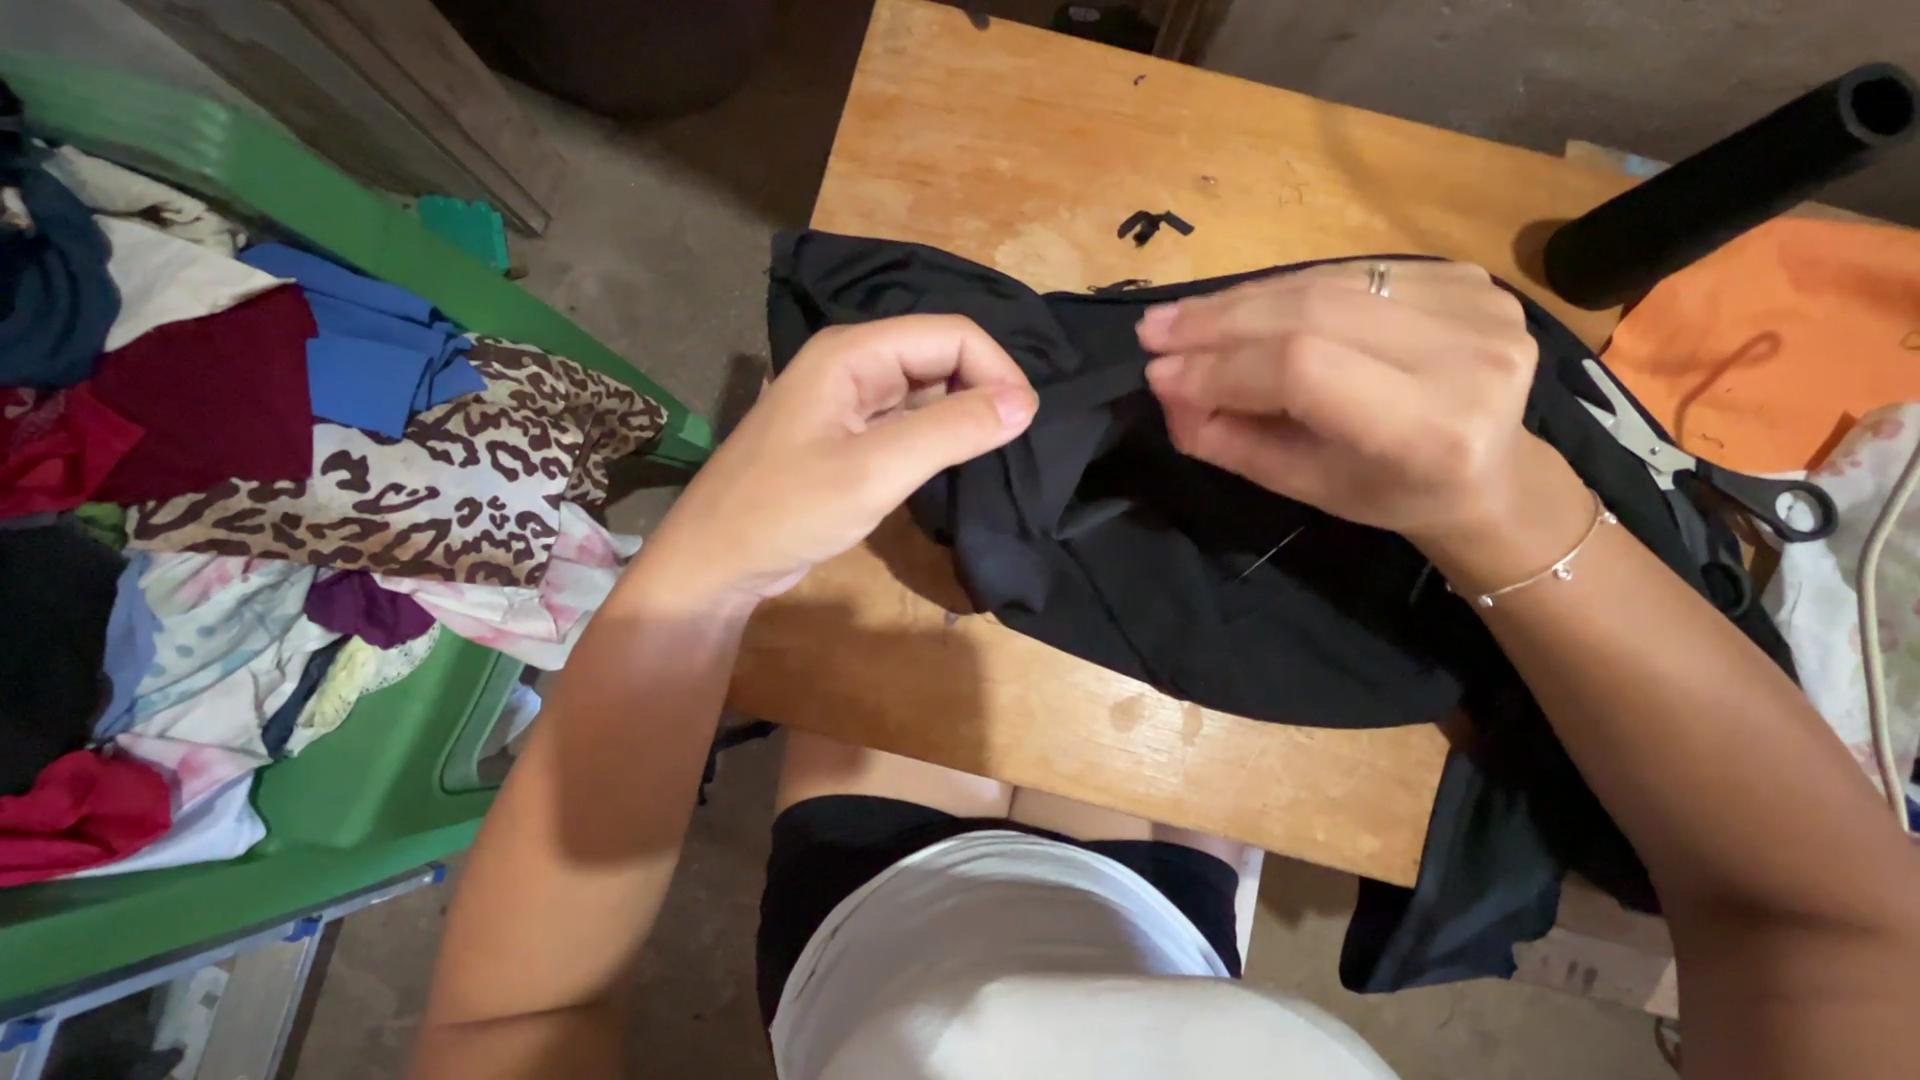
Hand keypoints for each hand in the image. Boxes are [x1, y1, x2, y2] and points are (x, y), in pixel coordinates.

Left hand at [638, 315, 1037, 604]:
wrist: (716, 562)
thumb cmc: (787, 510)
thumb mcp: (874, 471)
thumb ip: (950, 431)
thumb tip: (1025, 403)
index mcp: (852, 352)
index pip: (951, 334)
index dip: (996, 370)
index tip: (1023, 423)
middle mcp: (851, 364)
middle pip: (940, 355)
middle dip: (983, 388)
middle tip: (1013, 442)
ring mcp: (847, 402)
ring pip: (926, 389)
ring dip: (963, 413)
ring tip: (993, 453)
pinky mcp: (846, 437)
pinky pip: (907, 420)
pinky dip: (938, 436)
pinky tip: (955, 463)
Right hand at [1138, 260, 1581, 554]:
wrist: (1488, 469)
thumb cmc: (1389, 492)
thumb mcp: (1305, 485)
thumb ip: (1232, 440)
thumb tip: (1166, 387)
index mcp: (1434, 430)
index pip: (1305, 369)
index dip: (1223, 366)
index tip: (1158, 374)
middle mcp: (1468, 357)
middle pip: (1313, 312)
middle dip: (1220, 322)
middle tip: (1153, 331)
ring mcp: (1477, 305)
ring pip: (1325, 284)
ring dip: (1241, 300)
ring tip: (1180, 317)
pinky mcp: (1468, 277)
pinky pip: (1349, 274)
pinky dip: (1282, 291)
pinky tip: (1237, 307)